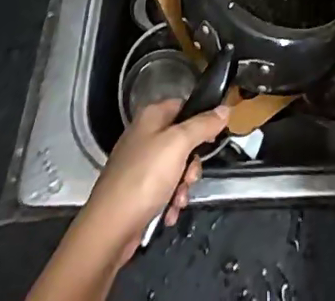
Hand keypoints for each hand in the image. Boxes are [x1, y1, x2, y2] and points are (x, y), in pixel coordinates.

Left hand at [80, 99, 228, 264]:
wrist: (110, 227)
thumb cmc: (145, 178)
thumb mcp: (179, 144)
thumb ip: (203, 125)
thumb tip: (224, 109)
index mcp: (151, 117)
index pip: (184, 106)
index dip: (201, 121)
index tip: (212, 140)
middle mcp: (144, 136)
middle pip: (183, 141)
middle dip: (191, 164)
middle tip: (188, 178)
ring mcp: (139, 164)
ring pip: (176, 168)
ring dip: (182, 187)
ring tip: (177, 201)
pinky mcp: (137, 189)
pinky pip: (164, 188)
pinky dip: (170, 200)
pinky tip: (168, 212)